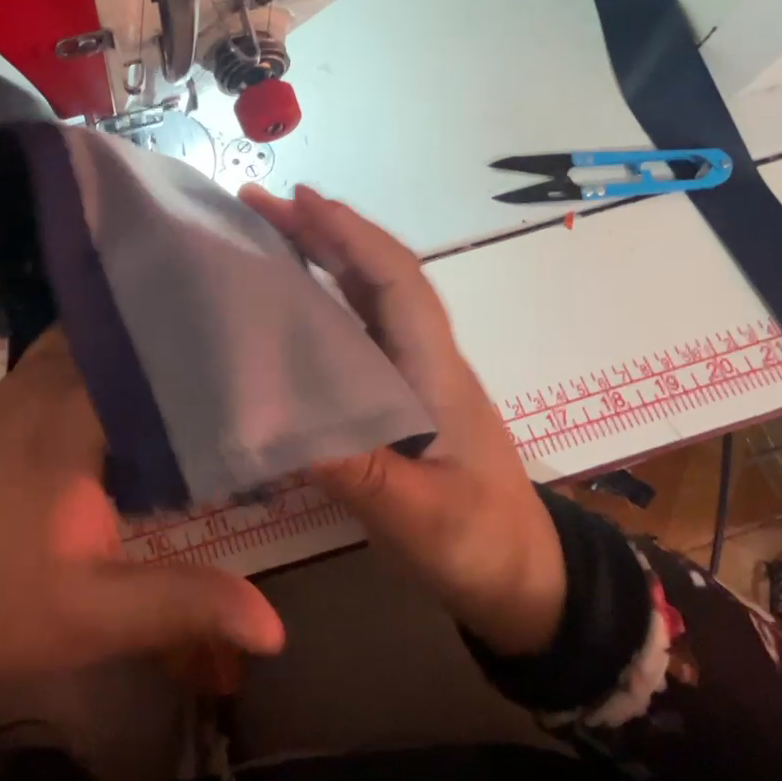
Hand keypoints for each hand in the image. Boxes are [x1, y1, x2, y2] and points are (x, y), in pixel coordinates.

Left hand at [0, 328, 282, 780]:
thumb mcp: (95, 615)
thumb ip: (185, 603)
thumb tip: (278, 626)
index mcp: (65, 420)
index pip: (141, 348)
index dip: (200, 338)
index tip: (258, 340)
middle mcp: (38, 386)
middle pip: (116, 329)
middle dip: (175, 328)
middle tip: (246, 339)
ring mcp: (12, 391)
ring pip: (86, 337)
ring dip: (137, 340)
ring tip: (205, 348)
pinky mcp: (0, 406)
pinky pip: (63, 356)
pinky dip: (105, 356)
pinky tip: (139, 386)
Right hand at [241, 185, 565, 656]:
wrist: (524, 581)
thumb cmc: (479, 543)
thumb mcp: (418, 516)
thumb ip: (359, 472)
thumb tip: (276, 429)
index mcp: (434, 370)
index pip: (396, 280)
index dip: (350, 235)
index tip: (299, 199)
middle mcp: (423, 359)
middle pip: (376, 276)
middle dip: (324, 233)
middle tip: (258, 206)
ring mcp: (412, 379)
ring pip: (366, 300)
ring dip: (321, 261)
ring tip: (264, 237)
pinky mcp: (399, 401)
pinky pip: (356, 335)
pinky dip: (321, 306)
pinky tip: (285, 310)